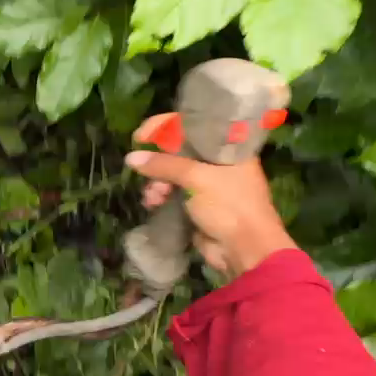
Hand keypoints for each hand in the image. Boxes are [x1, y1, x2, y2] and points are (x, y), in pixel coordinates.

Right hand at [125, 114, 297, 277]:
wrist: (244, 249)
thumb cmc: (230, 206)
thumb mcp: (198, 179)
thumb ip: (164, 165)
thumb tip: (131, 157)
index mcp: (229, 148)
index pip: (194, 126)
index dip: (165, 127)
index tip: (141, 135)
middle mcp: (218, 162)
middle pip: (178, 151)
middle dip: (158, 161)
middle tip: (144, 169)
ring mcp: (207, 184)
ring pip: (171, 174)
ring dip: (156, 182)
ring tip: (153, 196)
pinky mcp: (197, 204)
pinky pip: (171, 192)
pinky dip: (159, 196)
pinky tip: (152, 204)